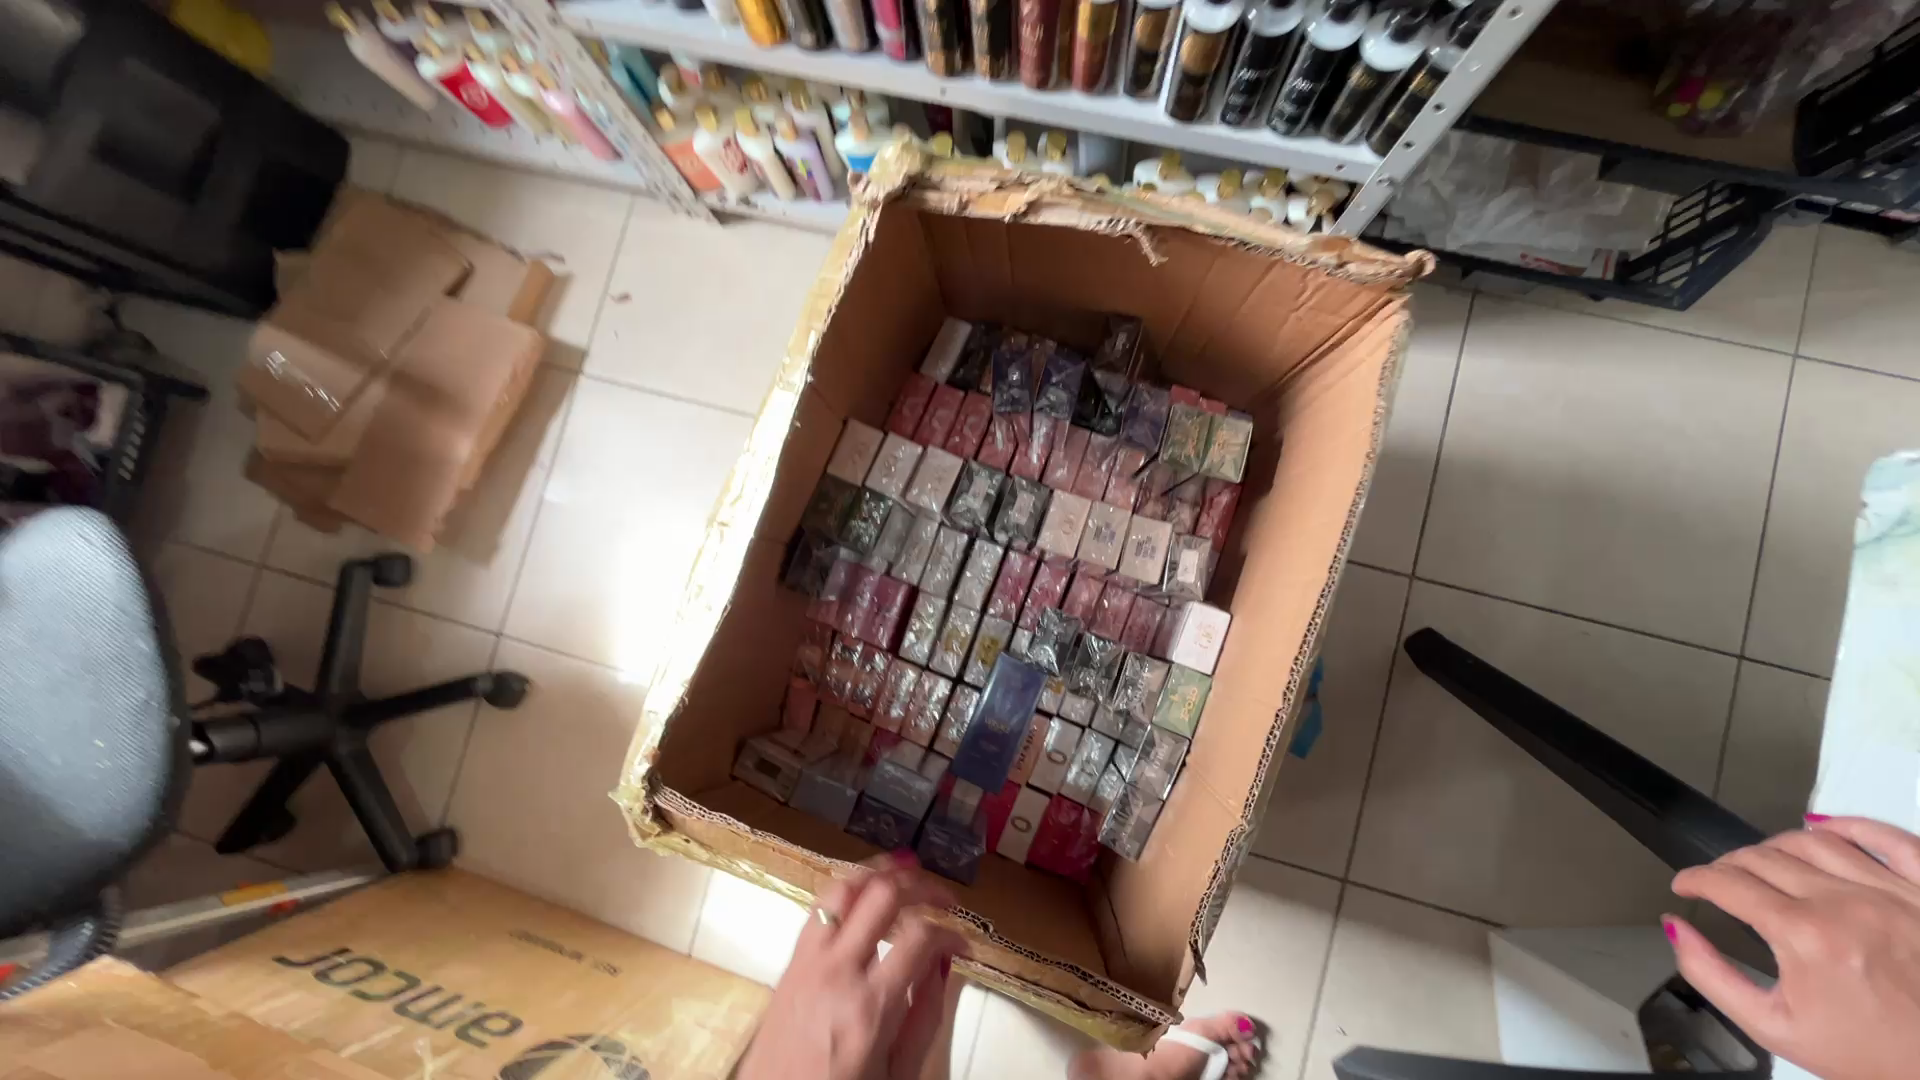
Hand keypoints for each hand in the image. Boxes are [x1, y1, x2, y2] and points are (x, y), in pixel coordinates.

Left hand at [735, 852, 968, 1079]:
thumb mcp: (898, 1074)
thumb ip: (926, 1016)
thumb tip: (944, 962)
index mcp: (870, 1008)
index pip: (920, 938)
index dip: (951, 933)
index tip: (963, 944)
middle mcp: (837, 972)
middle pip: (884, 895)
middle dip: (923, 886)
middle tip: (945, 899)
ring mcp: (809, 960)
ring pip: (846, 886)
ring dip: (882, 872)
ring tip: (909, 874)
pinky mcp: (790, 959)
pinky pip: (821, 905)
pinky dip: (851, 888)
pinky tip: (868, 893)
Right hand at [1665, 816, 1919, 1079]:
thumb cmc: (1885, 1060)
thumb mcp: (1775, 1029)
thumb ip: (1709, 975)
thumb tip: (1677, 928)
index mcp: (1806, 935)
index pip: (1723, 881)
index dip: (1693, 880)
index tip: (1688, 886)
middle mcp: (1851, 906)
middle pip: (1760, 857)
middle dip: (1726, 866)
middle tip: (1722, 881)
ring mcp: (1899, 897)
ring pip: (1811, 841)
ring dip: (1774, 847)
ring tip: (1766, 864)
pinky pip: (1890, 840)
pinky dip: (1852, 826)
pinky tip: (1827, 830)